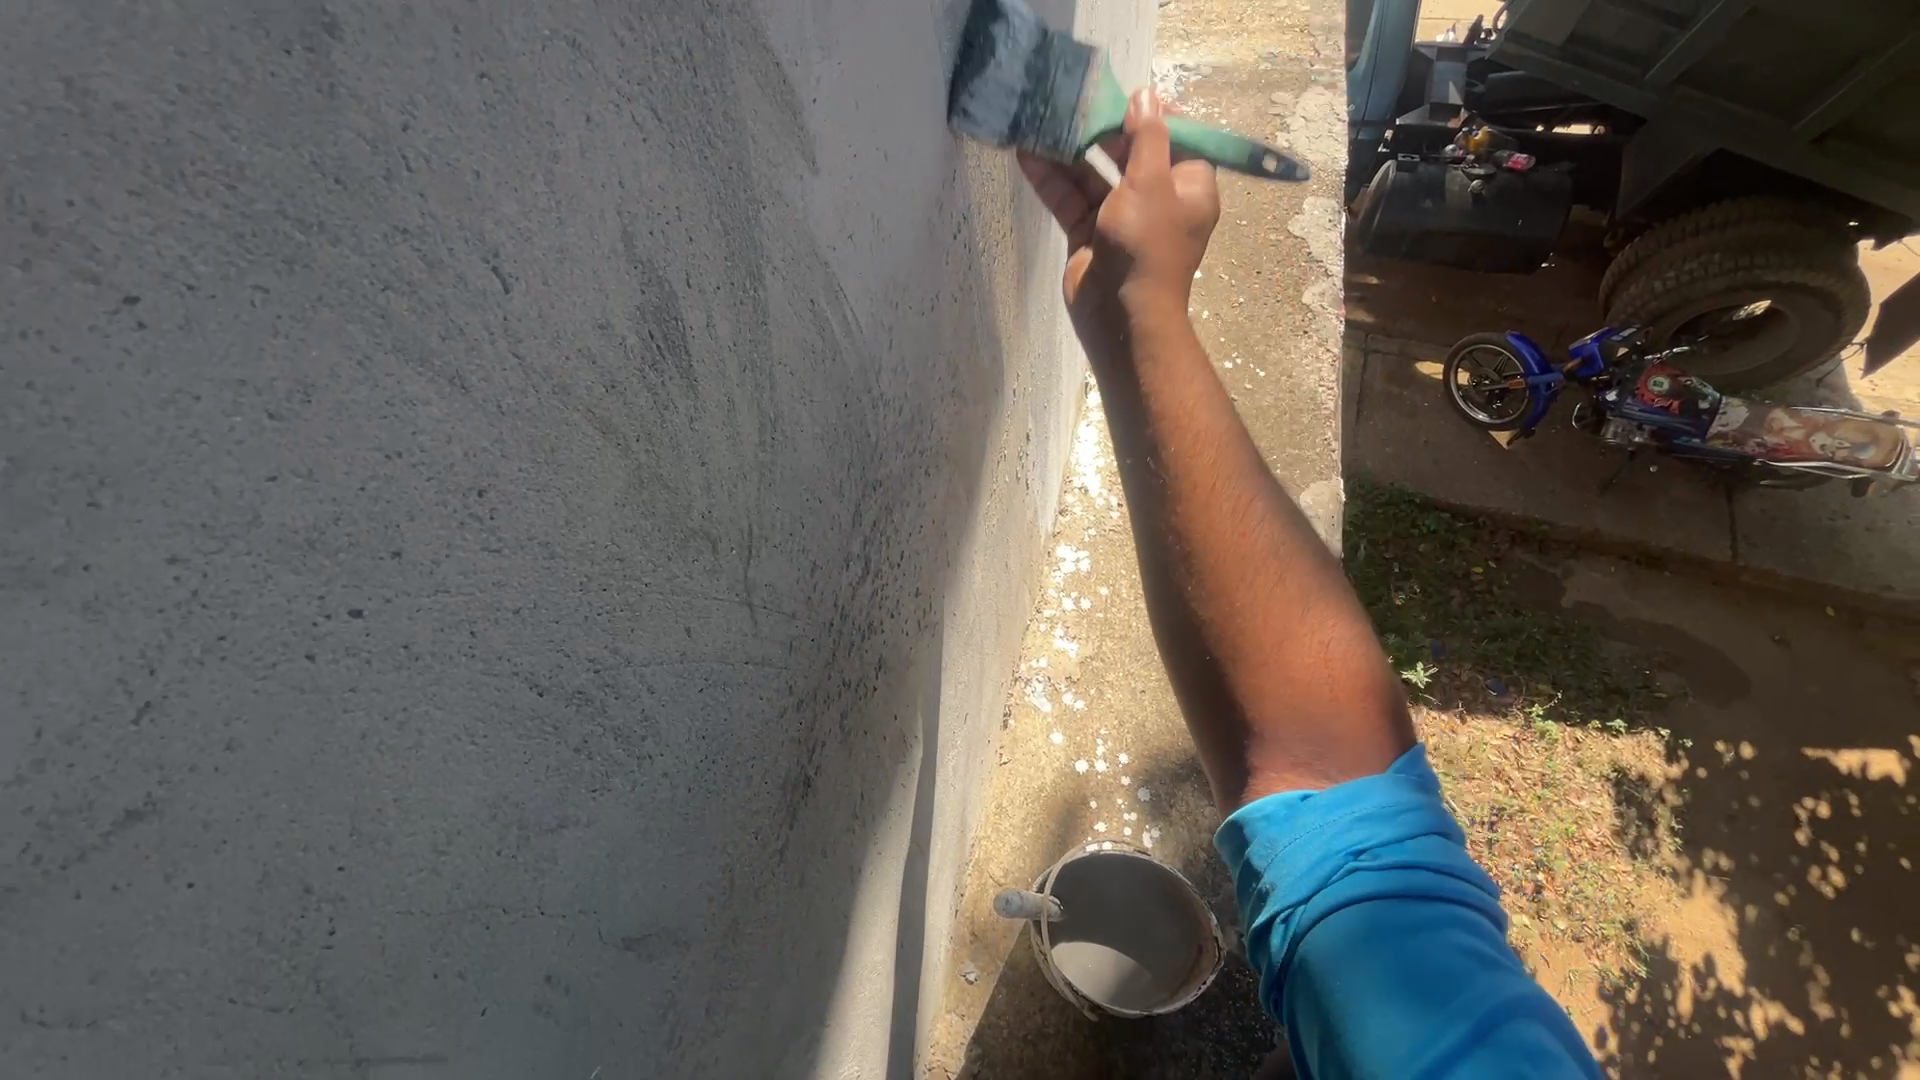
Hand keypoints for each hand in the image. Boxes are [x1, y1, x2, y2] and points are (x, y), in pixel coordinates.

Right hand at [1018, 88, 1219, 340]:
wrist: (1120, 314)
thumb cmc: (1147, 244)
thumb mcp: (1153, 181)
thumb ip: (1147, 136)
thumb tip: (1145, 95)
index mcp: (1189, 188)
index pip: (1177, 140)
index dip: (1153, 115)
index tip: (1126, 96)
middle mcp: (1157, 202)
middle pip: (1130, 155)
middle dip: (1102, 130)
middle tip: (1076, 104)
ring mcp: (1120, 220)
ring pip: (1094, 178)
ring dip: (1069, 153)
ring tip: (1042, 122)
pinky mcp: (1089, 237)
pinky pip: (1071, 201)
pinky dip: (1053, 181)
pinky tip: (1028, 155)